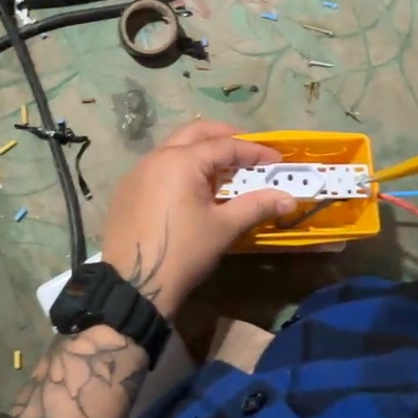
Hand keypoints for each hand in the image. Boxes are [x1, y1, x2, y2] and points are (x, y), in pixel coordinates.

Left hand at [100, 120, 297, 315]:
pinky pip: (159, 164)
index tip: (276, 160)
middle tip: (248, 152)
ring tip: (223, 169)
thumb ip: (256, 206)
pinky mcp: (127, 188)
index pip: (225, 145)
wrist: (134, 285)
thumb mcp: (223, 228)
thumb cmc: (183, 252)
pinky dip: (180, 165)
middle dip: (225, 137)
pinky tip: (192, 187)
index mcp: (181, 160)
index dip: (254, 151)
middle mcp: (157, 156)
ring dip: (201, 150)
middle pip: (196, 133)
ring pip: (174, 146)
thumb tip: (290, 199)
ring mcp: (137, 171)